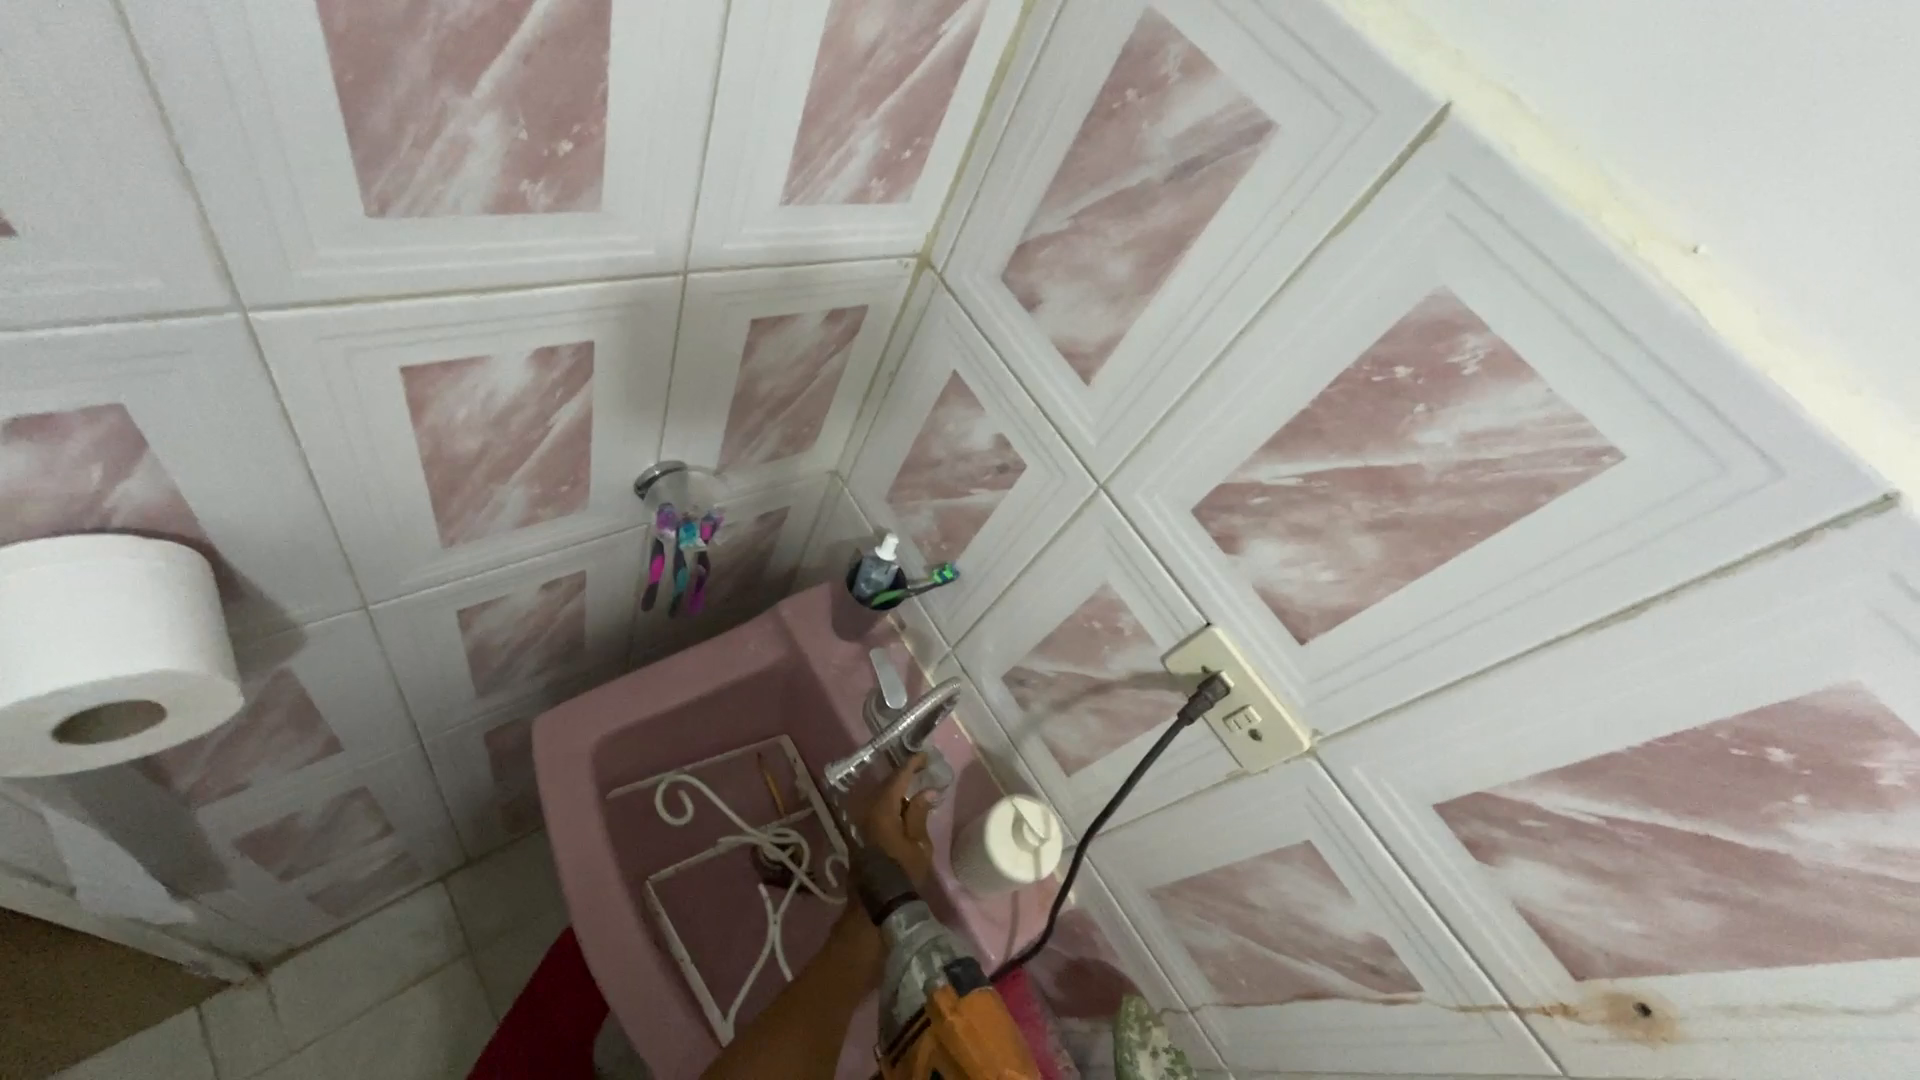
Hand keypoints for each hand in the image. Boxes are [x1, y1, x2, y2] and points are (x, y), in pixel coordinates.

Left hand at [861, 753, 936, 886]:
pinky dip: (890, 804)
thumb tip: (926, 791)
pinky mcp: (860, 834)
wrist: (876, 905)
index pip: (897, 778)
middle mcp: (867, 811)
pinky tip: (902, 809)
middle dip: (903, 776)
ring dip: (896, 791)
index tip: (925, 756)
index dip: (911, 765)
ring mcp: (861, 823)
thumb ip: (919, 814)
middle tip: (921, 770)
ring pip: (880, 798)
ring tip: (914, 788)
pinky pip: (876, 810)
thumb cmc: (902, 874)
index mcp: (882, 810)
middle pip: (886, 786)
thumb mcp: (919, 844)